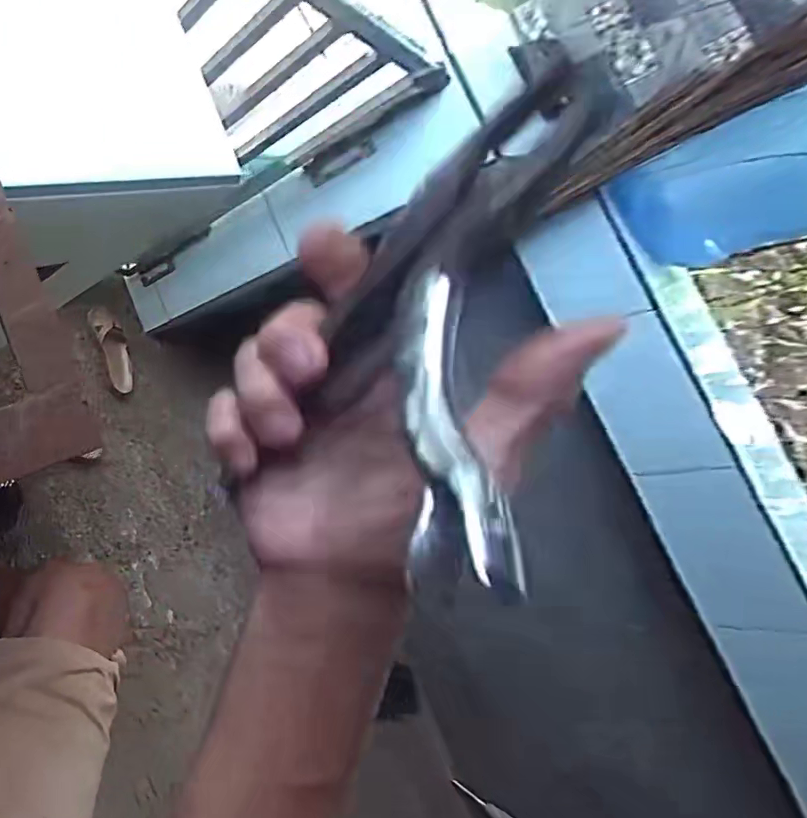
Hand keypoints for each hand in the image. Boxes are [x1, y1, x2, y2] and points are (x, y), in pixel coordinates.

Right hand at [205, 224, 622, 587]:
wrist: (339, 575)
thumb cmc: (409, 520)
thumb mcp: (476, 456)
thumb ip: (520, 394)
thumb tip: (600, 325)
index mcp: (381, 374)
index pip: (359, 302)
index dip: (340, 264)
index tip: (321, 241)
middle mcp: (326, 381)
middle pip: (285, 325)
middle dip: (284, 342)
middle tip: (305, 378)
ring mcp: (277, 408)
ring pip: (244, 363)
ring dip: (258, 395)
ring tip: (282, 439)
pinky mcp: (240, 437)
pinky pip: (218, 411)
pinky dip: (228, 431)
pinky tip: (249, 463)